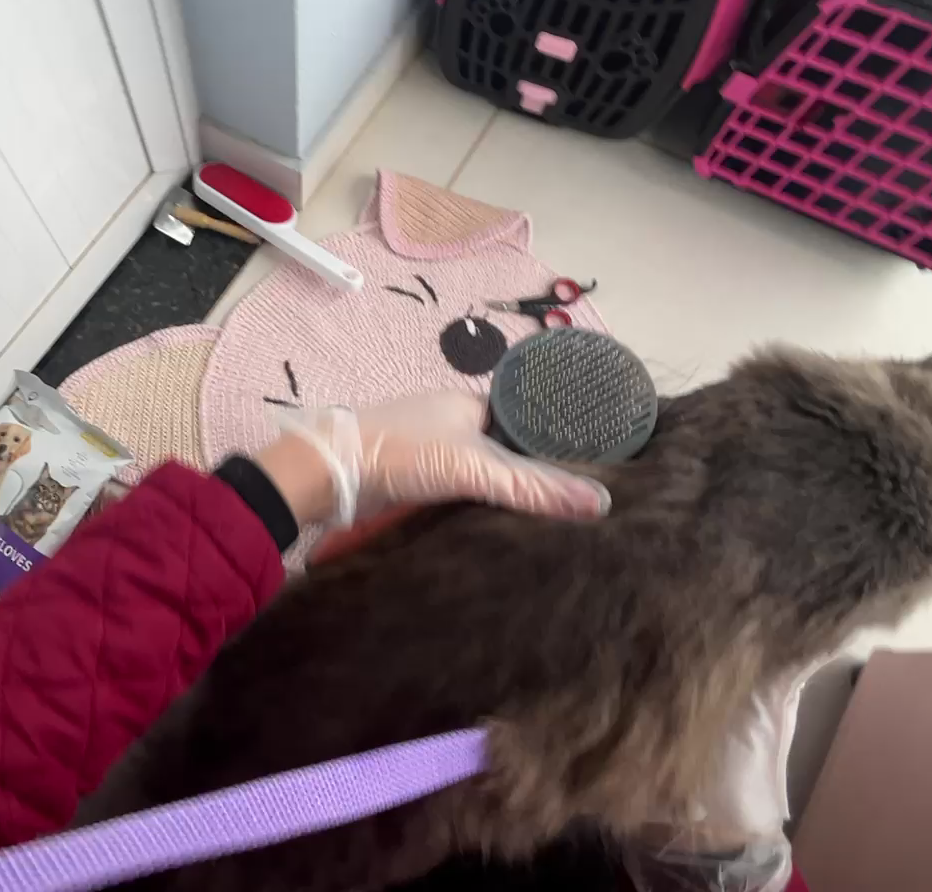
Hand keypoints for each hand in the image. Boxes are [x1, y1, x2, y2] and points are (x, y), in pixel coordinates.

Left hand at [252, 391, 609, 534]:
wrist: (331, 473)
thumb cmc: (403, 453)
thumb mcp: (474, 466)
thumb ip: (532, 485)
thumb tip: (600, 502)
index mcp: (470, 404)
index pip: (529, 419)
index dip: (558, 444)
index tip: (593, 473)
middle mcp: (453, 423)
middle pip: (506, 449)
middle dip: (533, 475)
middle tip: (574, 507)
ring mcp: (431, 450)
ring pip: (482, 473)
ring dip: (504, 494)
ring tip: (549, 522)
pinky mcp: (414, 478)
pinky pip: (459, 491)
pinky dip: (478, 506)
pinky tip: (500, 526)